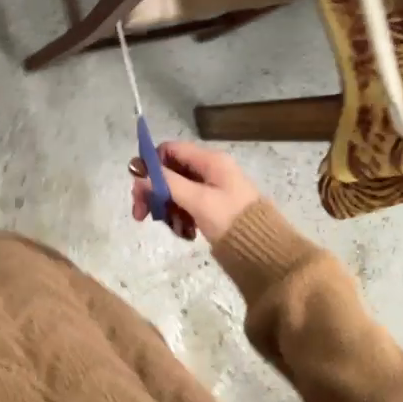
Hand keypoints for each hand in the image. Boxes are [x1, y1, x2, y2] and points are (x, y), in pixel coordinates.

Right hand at [130, 141, 260, 242]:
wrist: (265, 252)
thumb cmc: (231, 221)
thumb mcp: (198, 200)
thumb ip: (167, 183)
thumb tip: (137, 170)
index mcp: (210, 160)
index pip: (170, 149)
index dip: (150, 164)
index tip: (138, 187)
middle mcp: (210, 170)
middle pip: (170, 171)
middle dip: (154, 191)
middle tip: (141, 215)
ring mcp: (212, 189)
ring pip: (176, 190)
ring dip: (167, 207)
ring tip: (172, 228)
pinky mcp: (213, 207)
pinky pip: (187, 205)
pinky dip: (180, 217)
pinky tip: (184, 233)